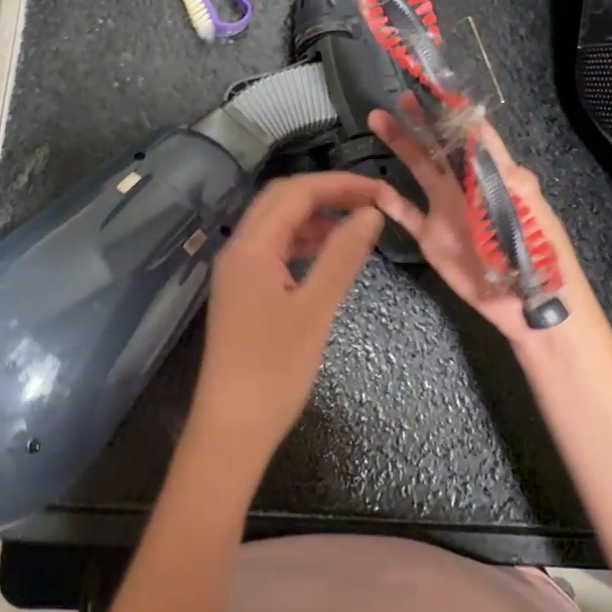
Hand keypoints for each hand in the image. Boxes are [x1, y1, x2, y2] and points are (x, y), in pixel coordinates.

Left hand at [190, 172, 386, 461]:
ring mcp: (236, 271)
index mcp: (251, 247)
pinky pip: (273, 251)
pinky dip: (302, 243)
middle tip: (372, 199)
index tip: (381, 189)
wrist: (231, 428)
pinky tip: (329, 253)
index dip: (338, 184)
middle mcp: (238, 249)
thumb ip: (342, 256)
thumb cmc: (274, 370)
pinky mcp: (241, 292)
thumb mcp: (315, 310)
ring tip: (358, 223)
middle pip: (281, 200)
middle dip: (325, 192)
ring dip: (314, 216)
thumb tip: (370, 213)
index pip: (295, 192)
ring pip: (276, 225)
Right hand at [367, 104, 583, 341]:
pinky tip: (372, 184)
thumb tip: (477, 126)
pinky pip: (406, 213)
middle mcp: (466, 185)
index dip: (452, 111)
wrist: (528, 302)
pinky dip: (388, 200)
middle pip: (439, 145)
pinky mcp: (431, 237)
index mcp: (493, 172)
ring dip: (401, 145)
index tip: (433, 87)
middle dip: (420, 120)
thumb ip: (497, 164)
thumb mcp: (522, 199)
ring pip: (418, 169)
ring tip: (378, 119)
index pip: (470, 133)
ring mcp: (446, 210)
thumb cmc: (535, 248)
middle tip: (400, 97)